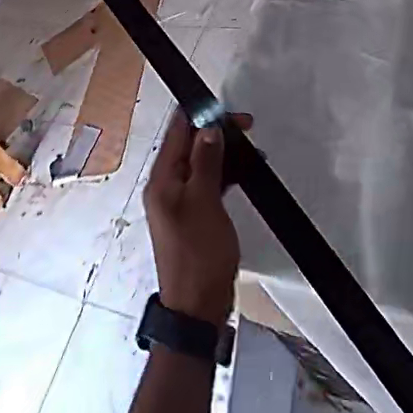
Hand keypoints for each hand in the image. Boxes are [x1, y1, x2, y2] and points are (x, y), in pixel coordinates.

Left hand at [145, 110, 247, 325]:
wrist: (198, 305)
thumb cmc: (199, 255)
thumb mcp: (204, 202)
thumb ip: (206, 163)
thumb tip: (208, 130)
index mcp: (162, 181)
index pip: (176, 134)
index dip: (199, 115)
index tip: (225, 107)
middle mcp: (166, 188)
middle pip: (188, 146)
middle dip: (215, 132)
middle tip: (246, 125)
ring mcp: (180, 202)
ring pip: (200, 163)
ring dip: (222, 151)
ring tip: (250, 146)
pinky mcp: (195, 214)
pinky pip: (208, 182)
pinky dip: (224, 172)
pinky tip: (244, 170)